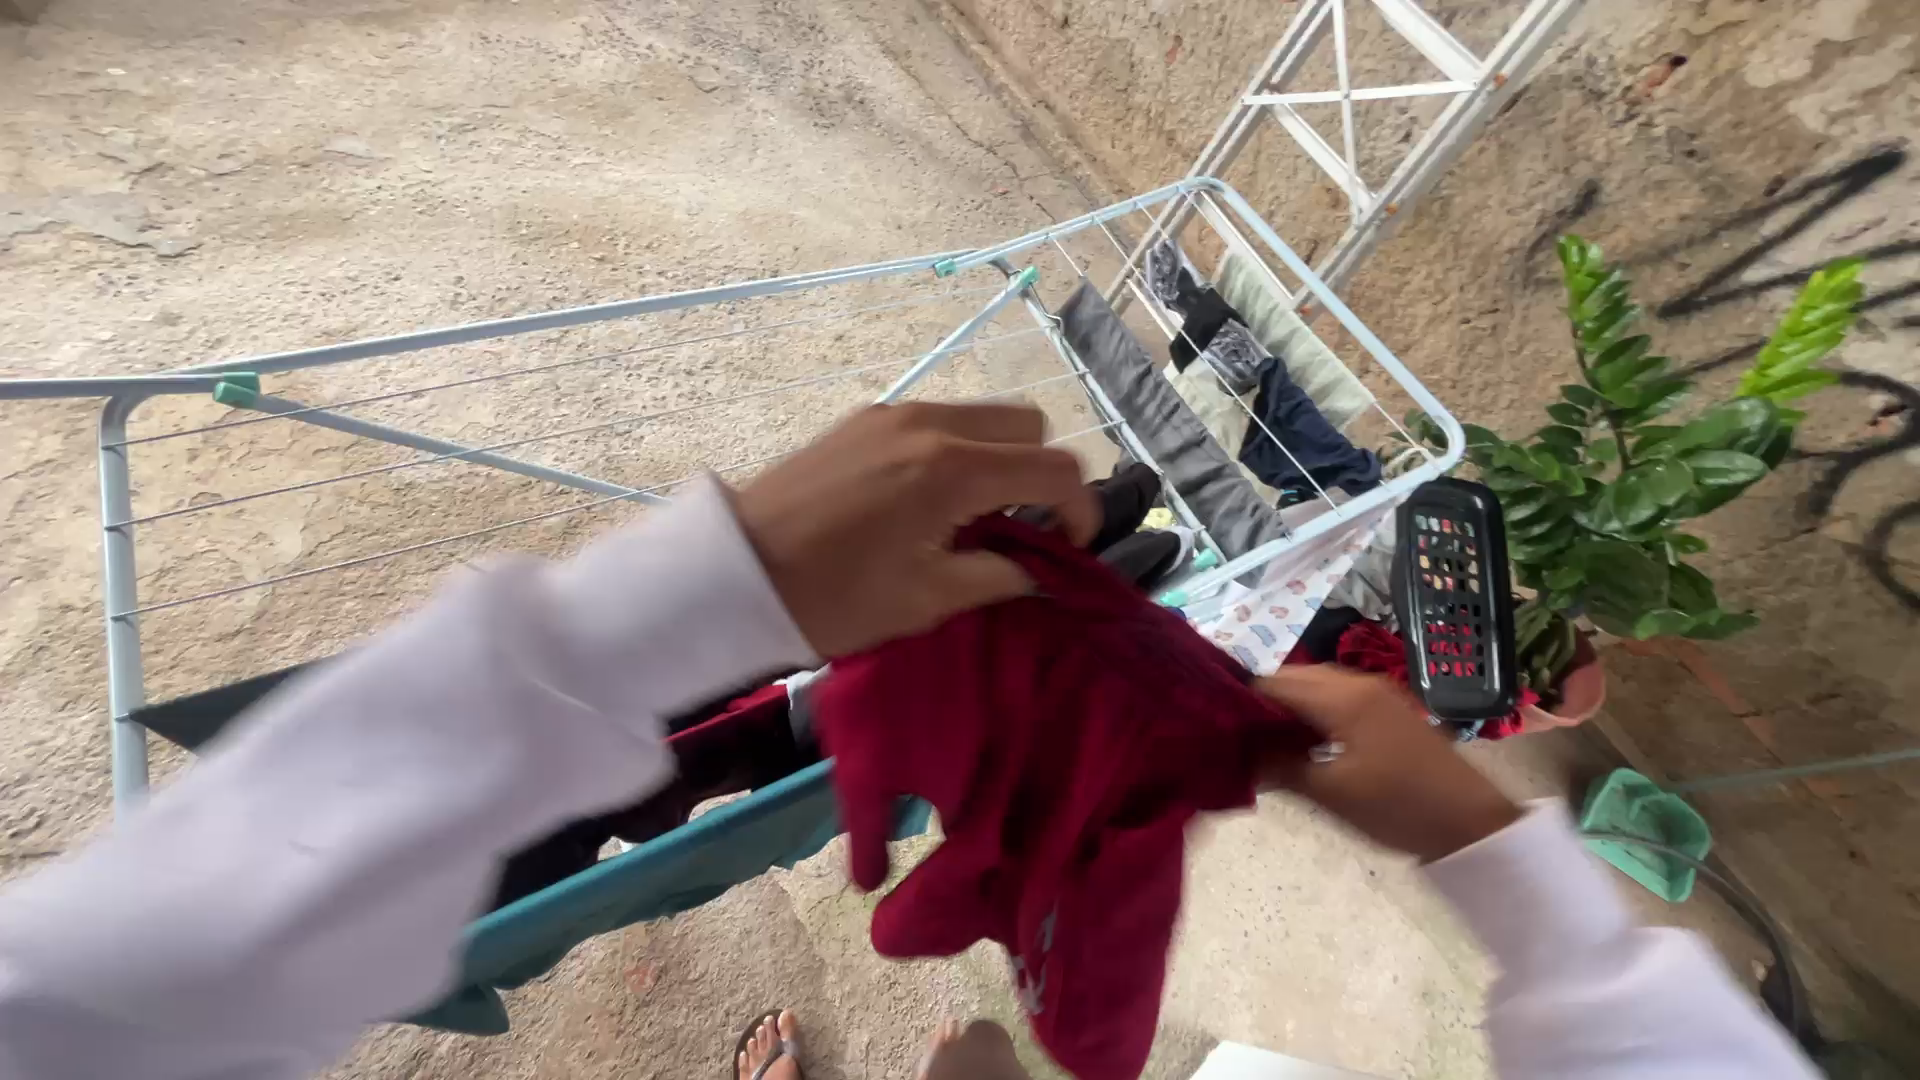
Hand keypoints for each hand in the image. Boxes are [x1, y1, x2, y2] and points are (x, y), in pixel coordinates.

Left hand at [731, 402, 1097, 657]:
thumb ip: (998, 576)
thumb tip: (1036, 569)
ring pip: (982, 417)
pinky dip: (957, 451)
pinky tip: (927, 498)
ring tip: (972, 514)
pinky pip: (938, 421)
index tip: (1072, 547)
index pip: (1054, 468)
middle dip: (1042, 472)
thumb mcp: (926, 600)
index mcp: (952, 470)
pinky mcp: (865, 419)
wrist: (734, 571)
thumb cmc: (832, 598)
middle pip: (1028, 423)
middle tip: (1020, 526)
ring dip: (999, 458)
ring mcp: (894, 413)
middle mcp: (930, 424)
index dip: (1082, 508)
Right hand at [1254, 666, 1521, 862]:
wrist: (1477, 827)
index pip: (1273, 683)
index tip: (1216, 723)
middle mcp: (1357, 682)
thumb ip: (1279, 768)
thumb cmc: (1400, 809)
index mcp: (1342, 697)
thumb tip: (1235, 755)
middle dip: (1262, 700)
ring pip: (1313, 684)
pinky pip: (1334, 695)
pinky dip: (1311, 709)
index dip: (1240, 699)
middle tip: (1236, 732)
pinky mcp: (1387, 707)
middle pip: (1292, 677)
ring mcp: (1375, 692)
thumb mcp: (1332, 794)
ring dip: (1287, 705)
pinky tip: (1301, 738)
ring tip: (1263, 737)